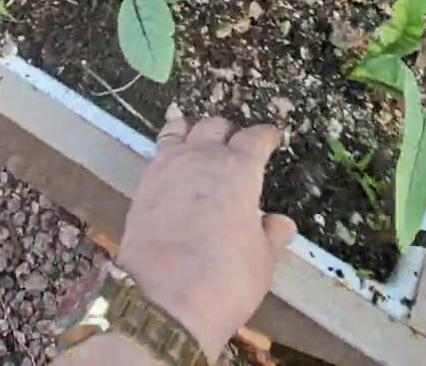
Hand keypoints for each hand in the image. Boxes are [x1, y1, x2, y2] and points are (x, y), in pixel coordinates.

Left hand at [115, 110, 296, 360]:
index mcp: (238, 169)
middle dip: (228, 133)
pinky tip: (174, 165)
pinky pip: (159, 150)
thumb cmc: (225, 279)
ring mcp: (169, 165)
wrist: (164, 297)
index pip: (254, 139)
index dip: (265, 136)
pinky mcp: (144, 181)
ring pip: (181, 129)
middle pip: (215, 127)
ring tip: (200, 144)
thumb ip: (271, 236)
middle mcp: (202, 157)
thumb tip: (281, 224)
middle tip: (235, 147)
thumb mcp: (261, 261)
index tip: (269, 137)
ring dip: (194, 132)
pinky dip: (170, 150)